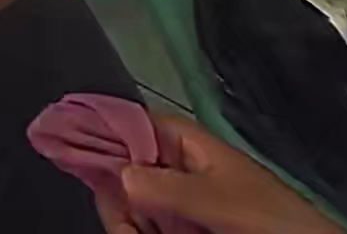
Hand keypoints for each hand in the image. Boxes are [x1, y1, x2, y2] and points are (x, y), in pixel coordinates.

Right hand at [97, 114, 343, 233]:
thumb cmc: (275, 221)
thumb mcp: (225, 202)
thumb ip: (171, 187)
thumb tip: (118, 175)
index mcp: (179, 141)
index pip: (123, 124)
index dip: (96, 134)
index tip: (71, 154)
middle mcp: (170, 163)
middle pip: (118, 167)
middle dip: (114, 198)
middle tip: (128, 228)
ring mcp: (174, 198)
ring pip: (127, 201)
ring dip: (125, 221)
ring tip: (133, 233)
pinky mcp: (179, 225)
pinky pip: (144, 223)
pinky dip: (137, 230)